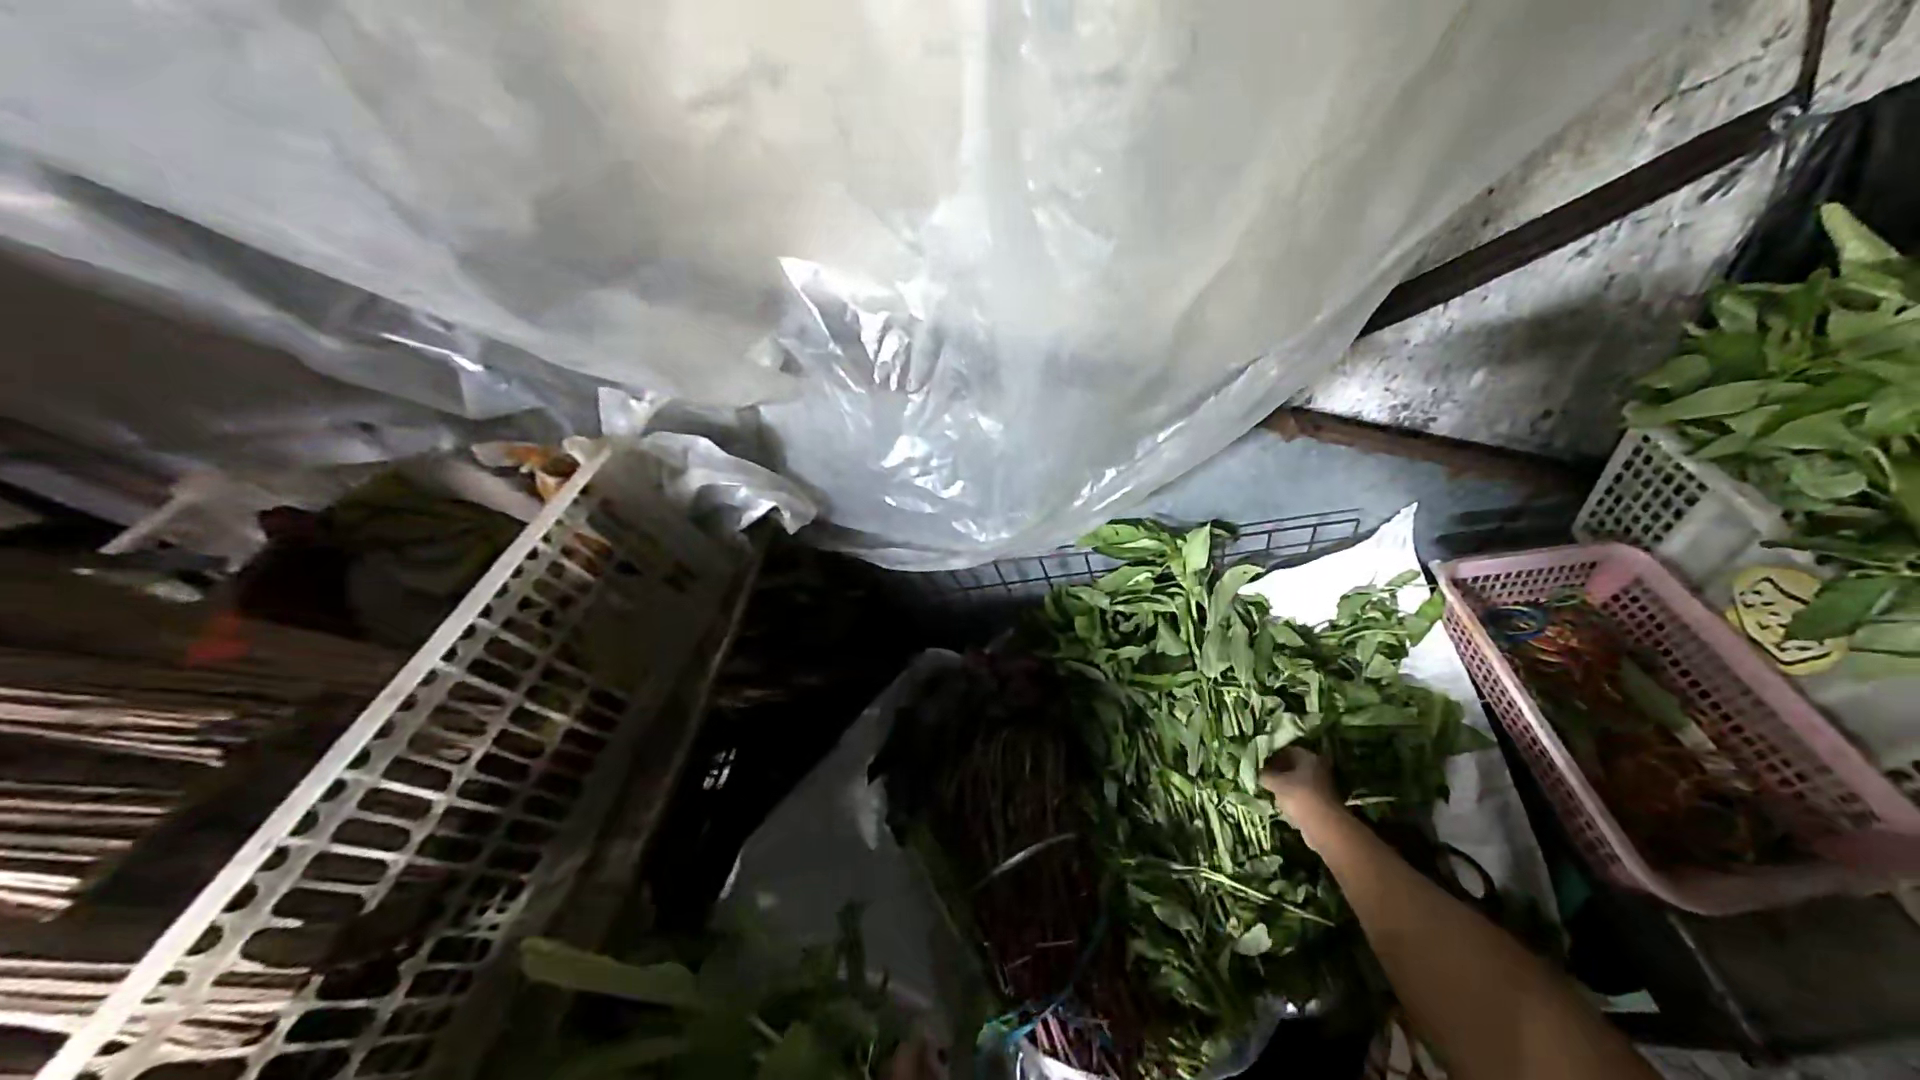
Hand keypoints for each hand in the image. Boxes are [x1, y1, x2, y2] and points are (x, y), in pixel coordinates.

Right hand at [1259, 747, 1337, 819]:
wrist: (1322, 825)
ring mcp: (1322, 787)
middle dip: (1278, 771)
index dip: (1272, 755)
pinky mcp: (1321, 803)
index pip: (1288, 750)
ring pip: (1298, 782)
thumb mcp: (1275, 782)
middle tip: (1263, 776)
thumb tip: (1258, 773)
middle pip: (1294, 767)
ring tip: (1269, 791)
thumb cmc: (1298, 795)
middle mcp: (1319, 769)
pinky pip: (1302, 796)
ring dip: (1285, 786)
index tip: (1260, 763)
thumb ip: (1265, 775)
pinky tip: (1281, 804)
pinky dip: (1292, 799)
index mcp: (1310, 758)